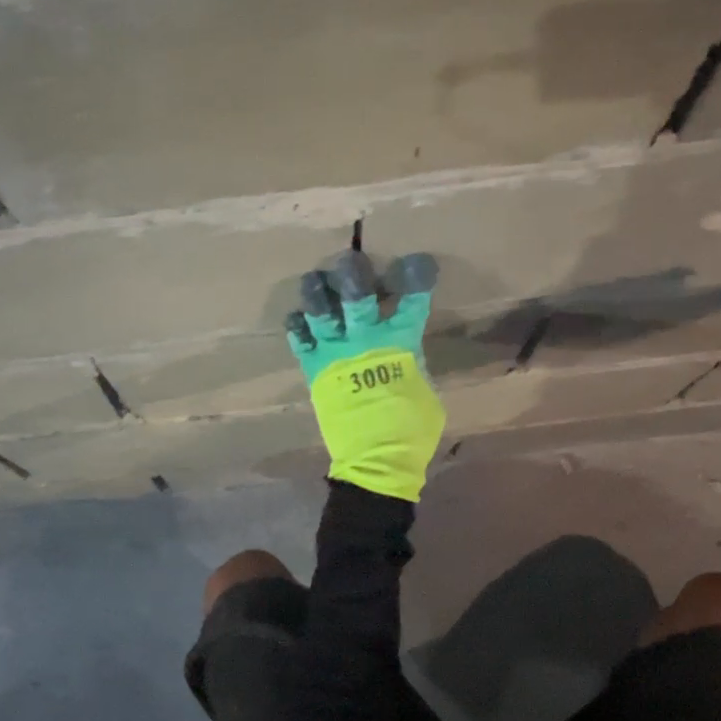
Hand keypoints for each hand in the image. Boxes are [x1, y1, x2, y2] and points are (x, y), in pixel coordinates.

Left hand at [285, 251, 443, 501]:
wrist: (376, 461)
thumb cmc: (411, 430)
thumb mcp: (424, 391)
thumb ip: (413, 363)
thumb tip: (406, 353)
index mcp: (401, 344)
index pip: (413, 301)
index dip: (417, 278)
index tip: (419, 262)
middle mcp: (366, 341)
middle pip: (358, 298)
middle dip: (353, 275)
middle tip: (349, 260)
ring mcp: (336, 354)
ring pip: (321, 313)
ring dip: (317, 292)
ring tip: (314, 278)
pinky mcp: (315, 371)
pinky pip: (301, 342)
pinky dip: (297, 328)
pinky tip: (296, 317)